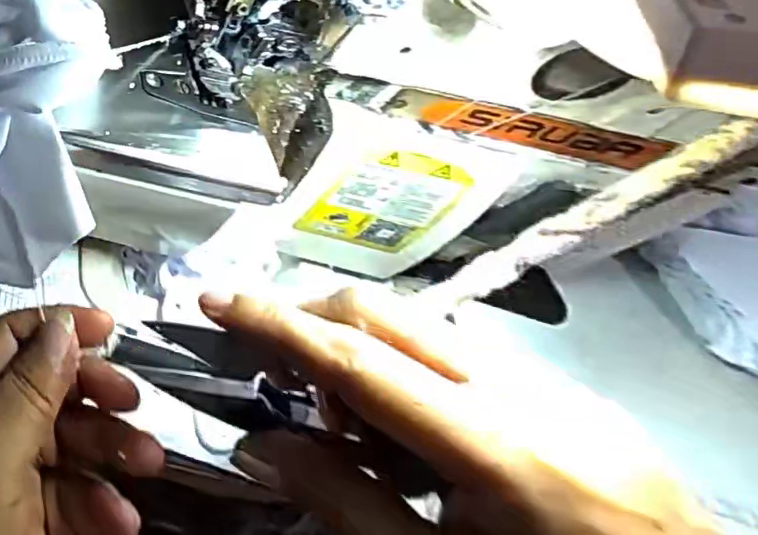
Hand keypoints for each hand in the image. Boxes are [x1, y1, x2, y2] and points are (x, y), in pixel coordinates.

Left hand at [0, 306, 165, 534]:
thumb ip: (32, 382)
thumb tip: (61, 324)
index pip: (11, 335)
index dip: (57, 324)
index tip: (109, 325)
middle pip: (46, 386)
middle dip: (92, 391)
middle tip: (133, 401)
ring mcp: (4, 469)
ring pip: (66, 441)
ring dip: (109, 448)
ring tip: (146, 460)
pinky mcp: (25, 516)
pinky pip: (69, 495)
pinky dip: (98, 504)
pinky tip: (120, 519)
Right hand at [200, 288, 718, 534]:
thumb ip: (341, 501)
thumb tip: (258, 443)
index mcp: (510, 456)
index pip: (357, 358)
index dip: (273, 323)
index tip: (213, 300)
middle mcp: (543, 403)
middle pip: (384, 314)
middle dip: (310, 322)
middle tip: (278, 370)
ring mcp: (575, 398)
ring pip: (422, 326)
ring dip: (362, 349)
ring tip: (354, 417)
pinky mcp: (589, 405)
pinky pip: (468, 354)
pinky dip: (415, 370)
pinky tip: (419, 430)